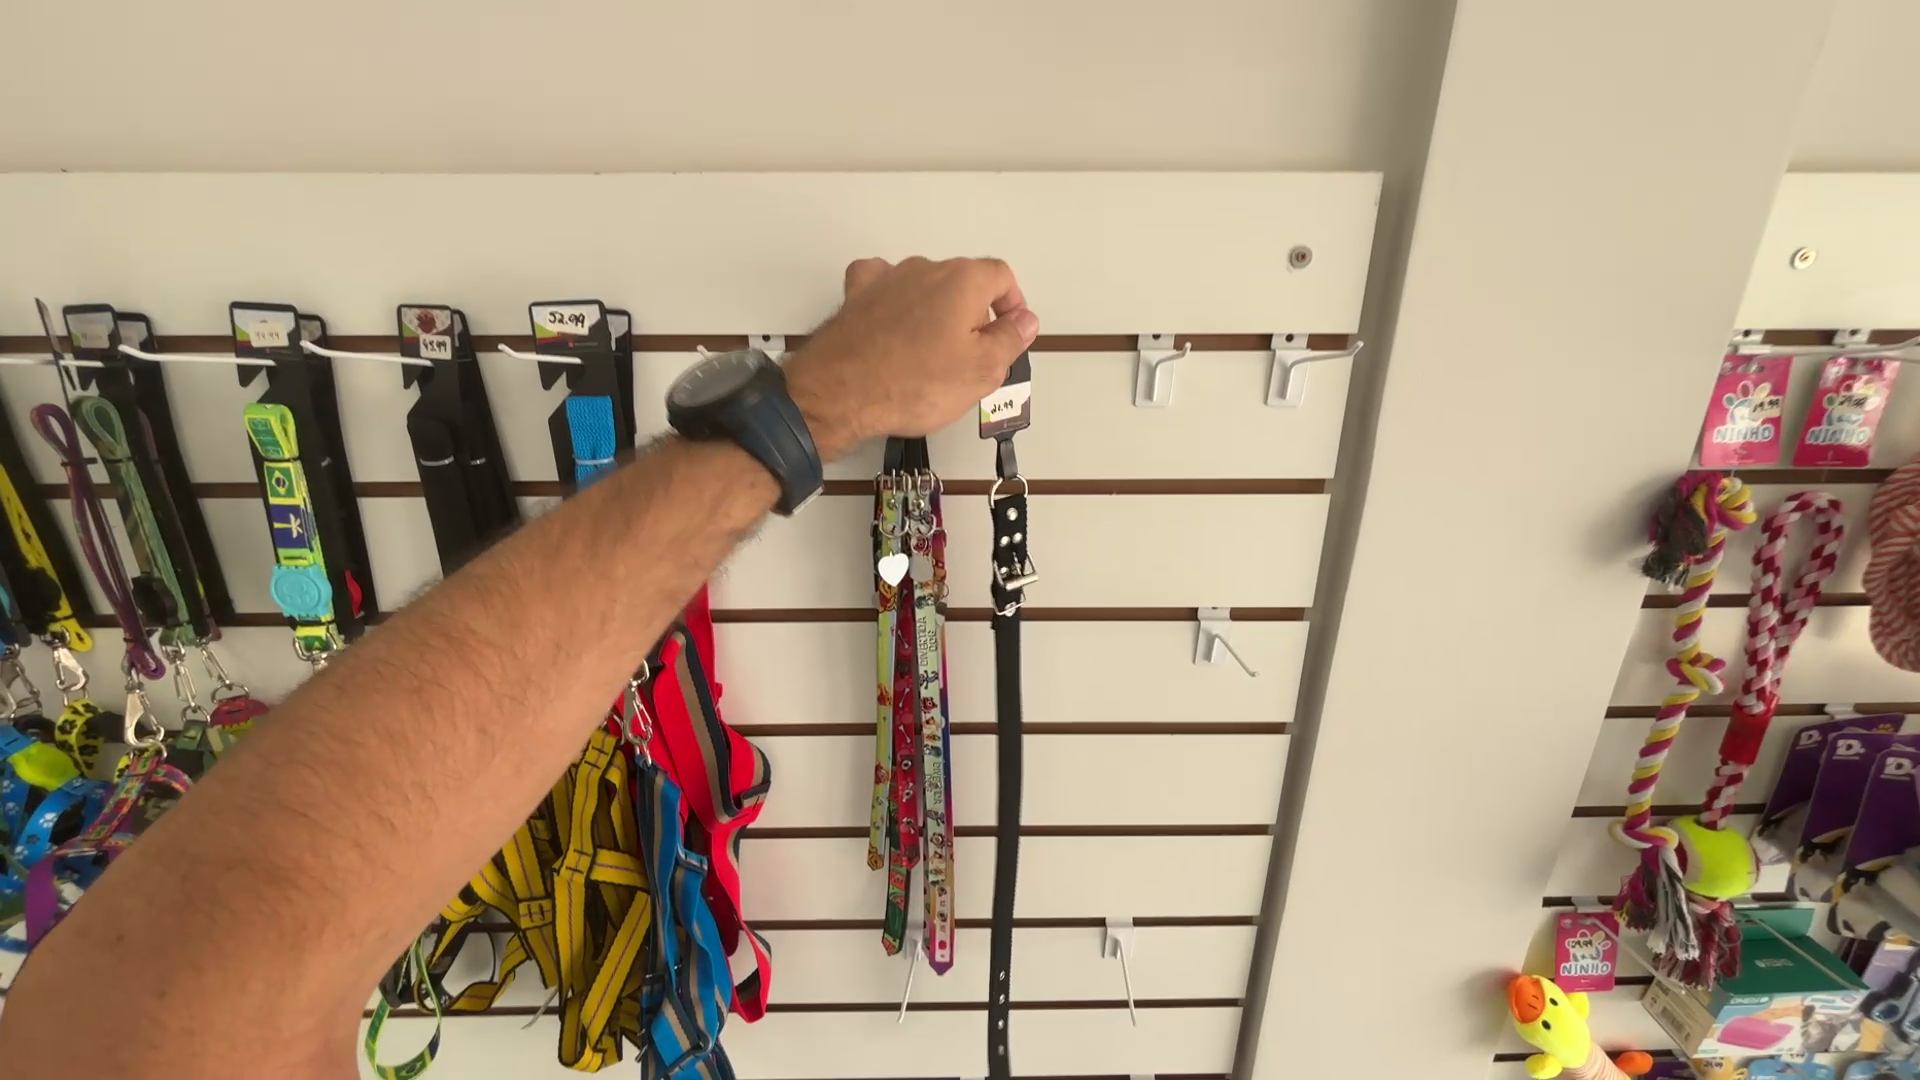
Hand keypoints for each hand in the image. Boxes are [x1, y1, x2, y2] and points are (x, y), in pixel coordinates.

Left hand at [787, 257, 1038, 459]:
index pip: (1001, 277)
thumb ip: (1010, 339)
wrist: (842, 394)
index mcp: (963, 280)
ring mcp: (887, 279)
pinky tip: (896, 328)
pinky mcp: (858, 297)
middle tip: (973, 358)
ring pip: (925, 287)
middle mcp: (925, 269)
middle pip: (963, 282)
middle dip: (973, 314)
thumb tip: (1025, 320)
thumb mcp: (982, 371)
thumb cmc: (914, 383)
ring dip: (935, 313)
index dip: (1013, 304)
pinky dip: (896, 304)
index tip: (1011, 330)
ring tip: (932, 356)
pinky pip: (885, 288)